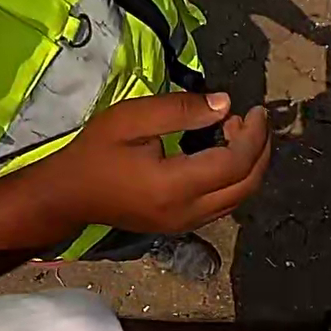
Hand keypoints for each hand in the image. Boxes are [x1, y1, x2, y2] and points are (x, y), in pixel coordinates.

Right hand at [32, 92, 271, 234]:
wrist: (70, 195)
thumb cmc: (96, 152)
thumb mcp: (131, 118)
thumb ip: (180, 110)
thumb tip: (225, 104)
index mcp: (174, 186)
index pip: (234, 164)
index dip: (253, 136)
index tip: (254, 109)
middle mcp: (187, 212)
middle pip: (246, 185)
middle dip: (260, 150)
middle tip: (252, 119)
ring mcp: (186, 224)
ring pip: (239, 198)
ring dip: (250, 165)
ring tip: (238, 131)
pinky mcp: (183, 225)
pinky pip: (225, 204)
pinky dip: (237, 179)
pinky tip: (225, 154)